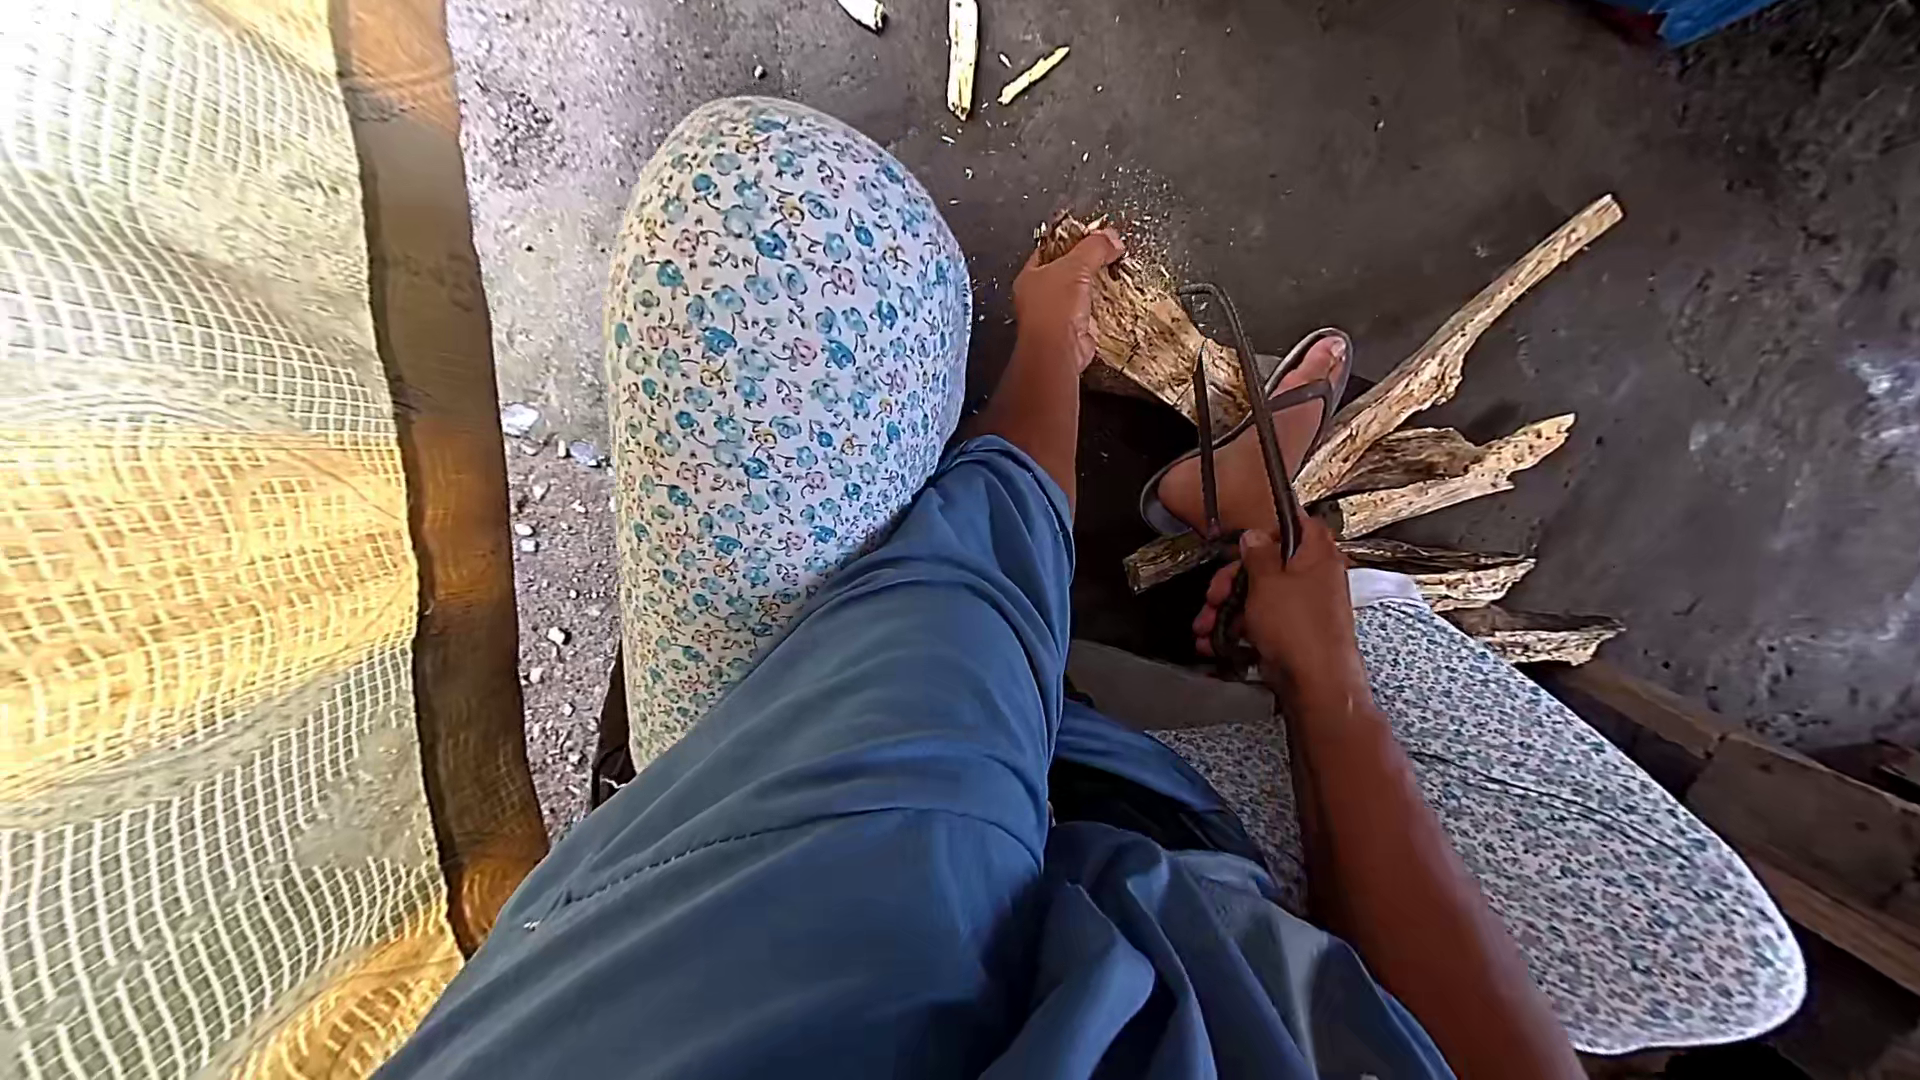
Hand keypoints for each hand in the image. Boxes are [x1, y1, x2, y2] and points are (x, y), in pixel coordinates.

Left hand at [1012, 229, 1123, 372]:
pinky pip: (1092, 311)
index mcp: (1030, 276)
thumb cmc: (1054, 308)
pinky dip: (1103, 304)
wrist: (1059, 351)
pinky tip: (1115, 295)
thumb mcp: (1075, 265)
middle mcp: (1040, 296)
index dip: (1072, 238)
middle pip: (1068, 270)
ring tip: (1116, 269)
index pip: (1051, 249)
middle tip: (1109, 250)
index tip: (1093, 232)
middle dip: (1089, 261)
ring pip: (1081, 291)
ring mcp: (1057, 315)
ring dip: (1098, 284)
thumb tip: (1111, 238)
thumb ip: (1094, 247)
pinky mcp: (1074, 330)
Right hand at [1192, 519, 1370, 704]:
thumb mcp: (1266, 581)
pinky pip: (1258, 621)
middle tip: (1215, 594)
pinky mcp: (1290, 632)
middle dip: (1231, 580)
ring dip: (1226, 609)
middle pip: (1265, 565)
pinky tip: (1215, 640)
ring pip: (1256, 595)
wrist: (1314, 682)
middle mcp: (1313, 579)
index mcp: (1316, 557)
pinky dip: (1235, 629)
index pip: (1300, 525)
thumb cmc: (1299, 630)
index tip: (1246, 541)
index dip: (1272, 528)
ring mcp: (1302, 607)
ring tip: (1206, 626)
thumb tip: (1254, 537)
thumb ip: (1257, 554)